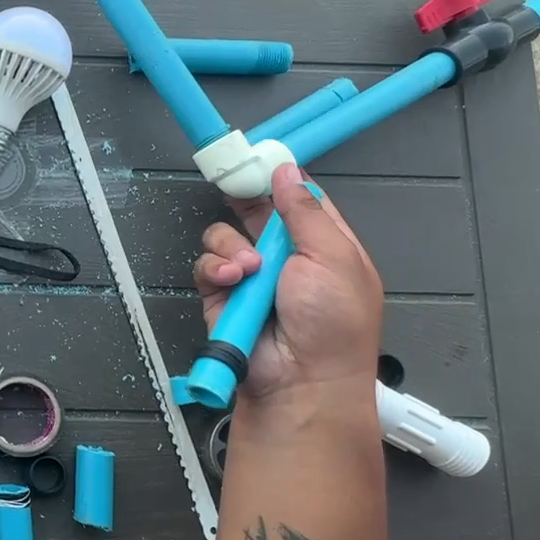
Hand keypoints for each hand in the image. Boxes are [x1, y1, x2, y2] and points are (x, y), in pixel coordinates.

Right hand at [193, 164, 382, 404]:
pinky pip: (207, 266)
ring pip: (224, 237)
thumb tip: (286, 172)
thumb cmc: (332, 322)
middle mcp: (286, 258)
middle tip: (229, 184)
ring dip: (231, 246)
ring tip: (247, 269)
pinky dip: (215, 269)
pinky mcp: (221, 295)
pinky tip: (231, 279)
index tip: (261, 158)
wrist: (299, 381)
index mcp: (325, 245)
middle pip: (257, 213)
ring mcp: (251, 277)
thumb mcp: (332, 257)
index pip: (302, 201)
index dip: (282, 179)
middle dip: (243, 200)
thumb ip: (304, 212)